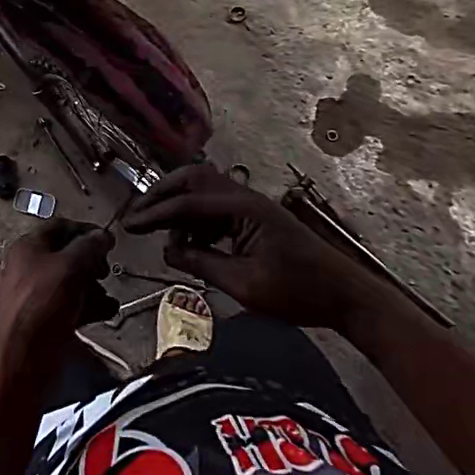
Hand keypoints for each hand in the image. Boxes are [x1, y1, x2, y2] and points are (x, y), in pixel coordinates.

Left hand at [0, 221, 113, 372]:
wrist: (23, 358)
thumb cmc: (43, 303)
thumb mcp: (69, 267)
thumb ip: (89, 247)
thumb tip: (104, 235)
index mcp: (29, 247)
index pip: (60, 227)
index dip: (85, 230)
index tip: (108, 240)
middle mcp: (30, 267)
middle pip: (67, 255)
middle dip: (91, 261)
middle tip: (105, 271)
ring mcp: (37, 294)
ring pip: (71, 281)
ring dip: (93, 286)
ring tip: (108, 298)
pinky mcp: (45, 318)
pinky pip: (71, 304)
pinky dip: (89, 305)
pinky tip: (106, 311)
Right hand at [123, 165, 376, 330]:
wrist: (345, 295)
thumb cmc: (300, 292)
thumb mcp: (245, 284)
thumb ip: (202, 264)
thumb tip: (167, 253)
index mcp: (244, 208)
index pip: (188, 202)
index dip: (155, 214)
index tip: (129, 226)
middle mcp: (245, 198)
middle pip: (194, 180)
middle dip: (162, 195)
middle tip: (138, 217)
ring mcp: (251, 207)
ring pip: (203, 191)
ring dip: (177, 207)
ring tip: (158, 233)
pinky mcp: (254, 219)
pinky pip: (215, 209)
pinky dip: (195, 220)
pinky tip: (188, 243)